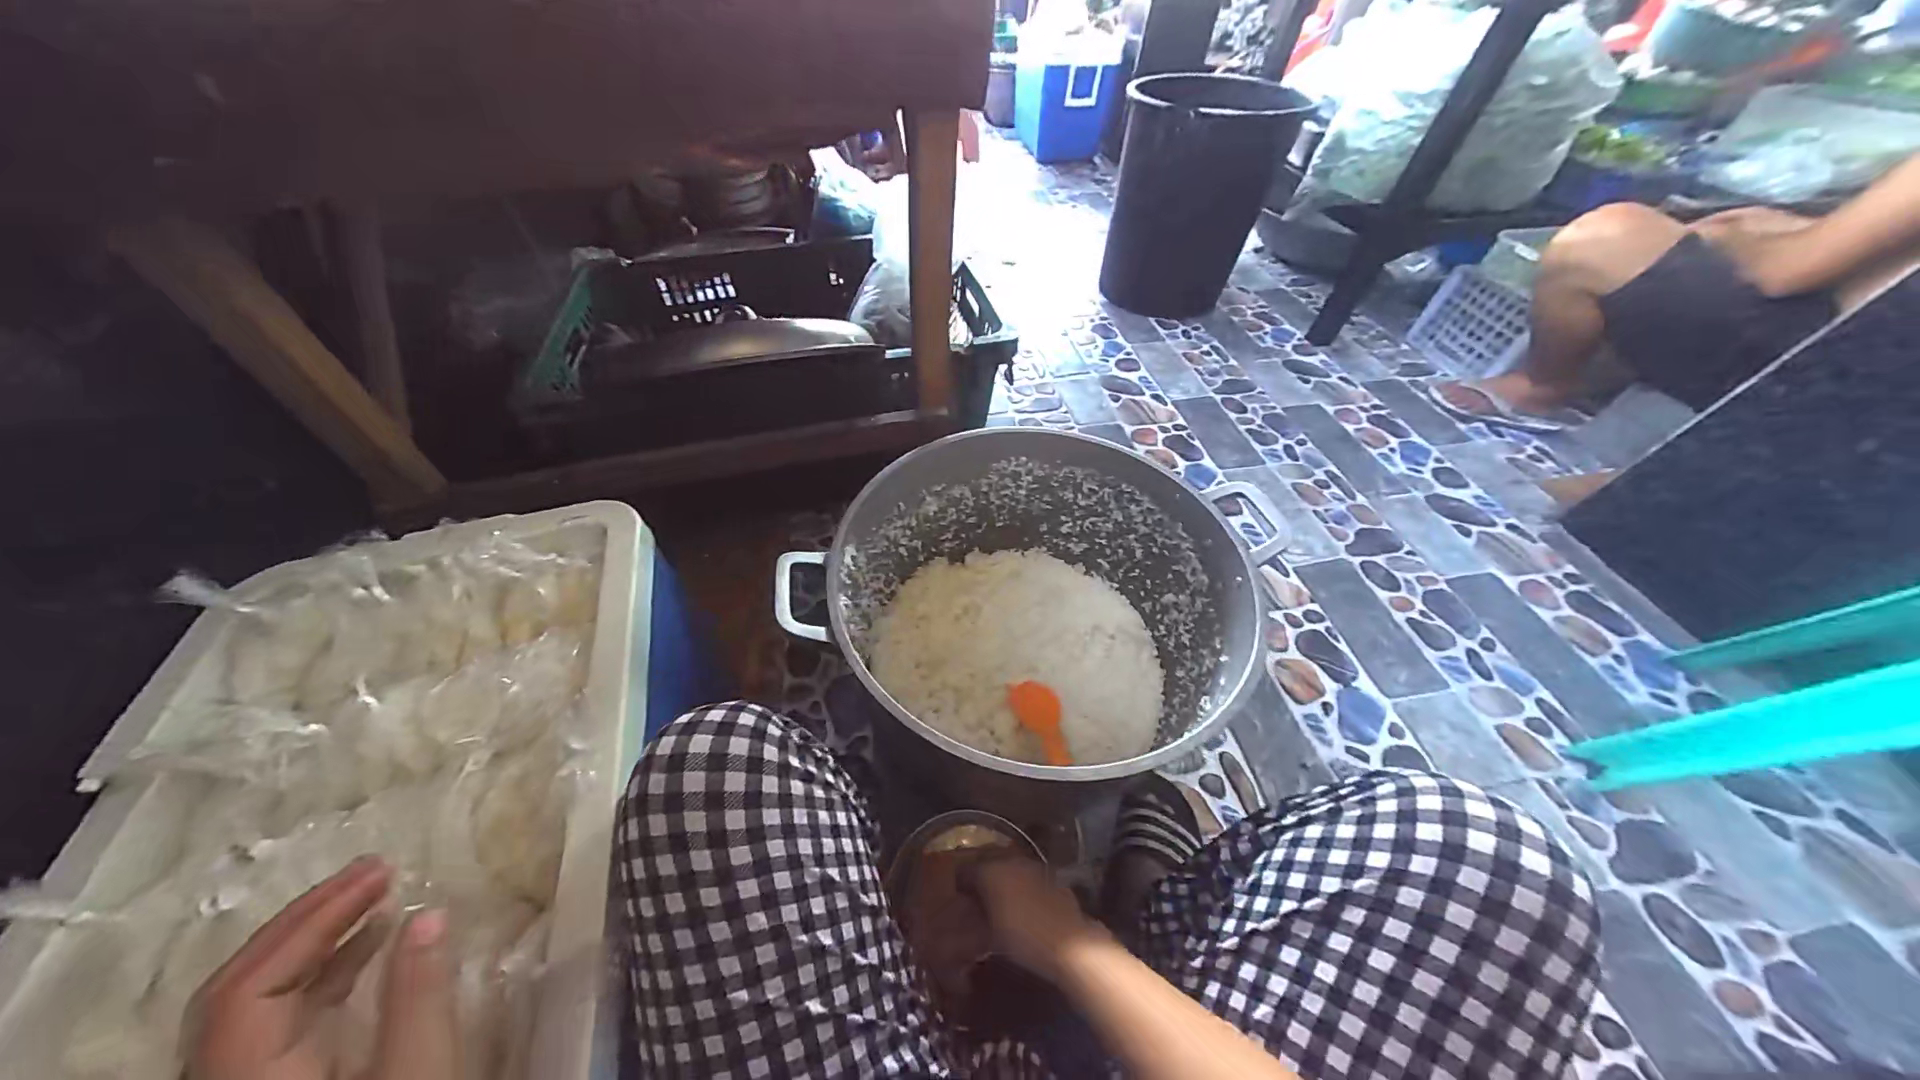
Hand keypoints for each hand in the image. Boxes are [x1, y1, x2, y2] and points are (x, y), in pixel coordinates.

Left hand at [186, 856, 458, 1079]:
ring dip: (317, 940)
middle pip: (239, 988)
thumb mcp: (420, 1072)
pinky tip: (371, 947)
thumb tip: (427, 913)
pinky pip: (283, 1018)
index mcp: (251, 1079)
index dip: (311, 919)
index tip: (382, 871)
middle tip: (376, 871)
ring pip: (258, 1002)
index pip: (250, 985)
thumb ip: (419, 993)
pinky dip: (325, 971)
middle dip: (308, 920)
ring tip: (379, 897)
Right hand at [963, 855, 1109, 982]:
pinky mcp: (1053, 877)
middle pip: (989, 861)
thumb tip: (971, 903)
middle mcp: (1012, 861)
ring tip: (1001, 899)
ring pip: (1011, 866)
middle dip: (981, 874)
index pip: (967, 868)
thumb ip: (978, 912)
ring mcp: (1035, 867)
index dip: (960, 882)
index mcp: (991, 871)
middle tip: (977, 894)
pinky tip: (1025, 903)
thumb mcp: (992, 932)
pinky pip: (1029, 876)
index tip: (959, 895)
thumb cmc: (1024, 939)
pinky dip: (1023, 884)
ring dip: (1003, 877)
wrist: (1071, 944)